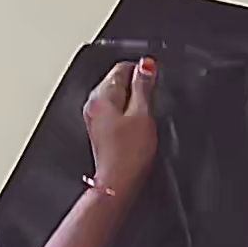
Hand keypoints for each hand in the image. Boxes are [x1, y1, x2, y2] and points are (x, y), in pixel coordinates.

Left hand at [83, 58, 157, 199]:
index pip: (121, 67)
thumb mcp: (142, 114)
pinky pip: (114, 110)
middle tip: (150, 102)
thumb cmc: (129, 153)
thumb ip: (143, 86)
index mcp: (101, 96)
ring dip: (132, 100)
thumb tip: (146, 65)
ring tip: (143, 117)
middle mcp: (93, 104)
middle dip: (136, 86)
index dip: (141, 70)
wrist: (118, 181)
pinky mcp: (99, 128)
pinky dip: (126, 113)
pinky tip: (136, 126)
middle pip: (117, 80)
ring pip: (116, 95)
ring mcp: (94, 116)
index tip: (154, 80)